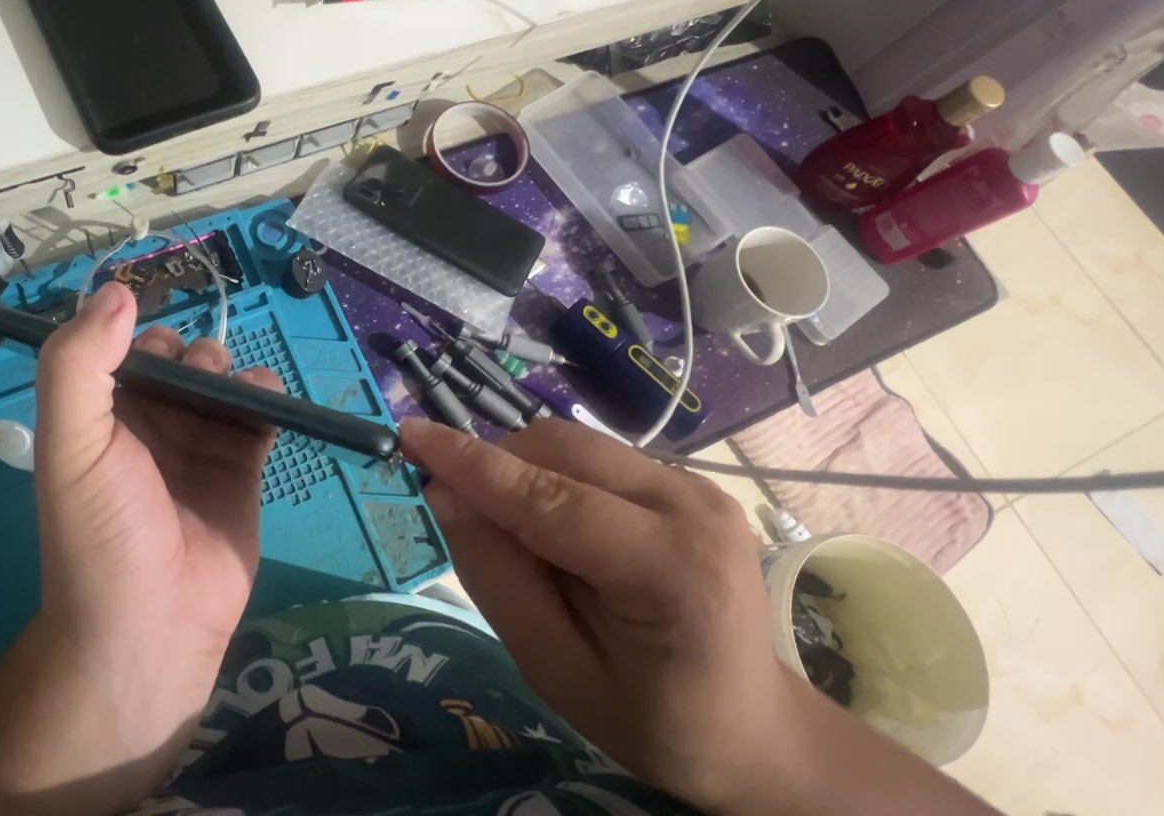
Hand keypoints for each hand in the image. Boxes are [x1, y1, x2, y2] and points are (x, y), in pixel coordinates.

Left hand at [0, 282, 280, 815]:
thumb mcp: (72, 443)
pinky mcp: (242, 468)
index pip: (122, 351)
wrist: (152, 625)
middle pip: (180, 360)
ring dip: (233, 370)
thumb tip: (116, 291)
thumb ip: (80, 364)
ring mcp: (199, 445)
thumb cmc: (102, 530)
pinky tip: (268, 404)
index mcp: (102, 415)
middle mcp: (150, 425)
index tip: (154, 341)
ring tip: (236, 392)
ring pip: (223, 382)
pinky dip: (267, 399)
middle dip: (194, 354)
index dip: (139, 335)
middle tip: (199, 377)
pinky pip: (259, 416)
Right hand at [402, 418, 795, 808]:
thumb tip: (445, 494)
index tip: (409, 435)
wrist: (754, 728)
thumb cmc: (653, 720)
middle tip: (467, 521)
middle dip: (496, 469)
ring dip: (524, 474)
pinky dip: (556, 480)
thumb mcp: (557, 672)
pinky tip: (566, 536)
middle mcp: (691, 505)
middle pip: (559, 449)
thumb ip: (497, 579)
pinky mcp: (690, 480)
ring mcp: (698, 486)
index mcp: (669, 569)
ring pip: (573, 444)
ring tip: (527, 543)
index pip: (547, 497)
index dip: (471, 464)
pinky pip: (595, 457)